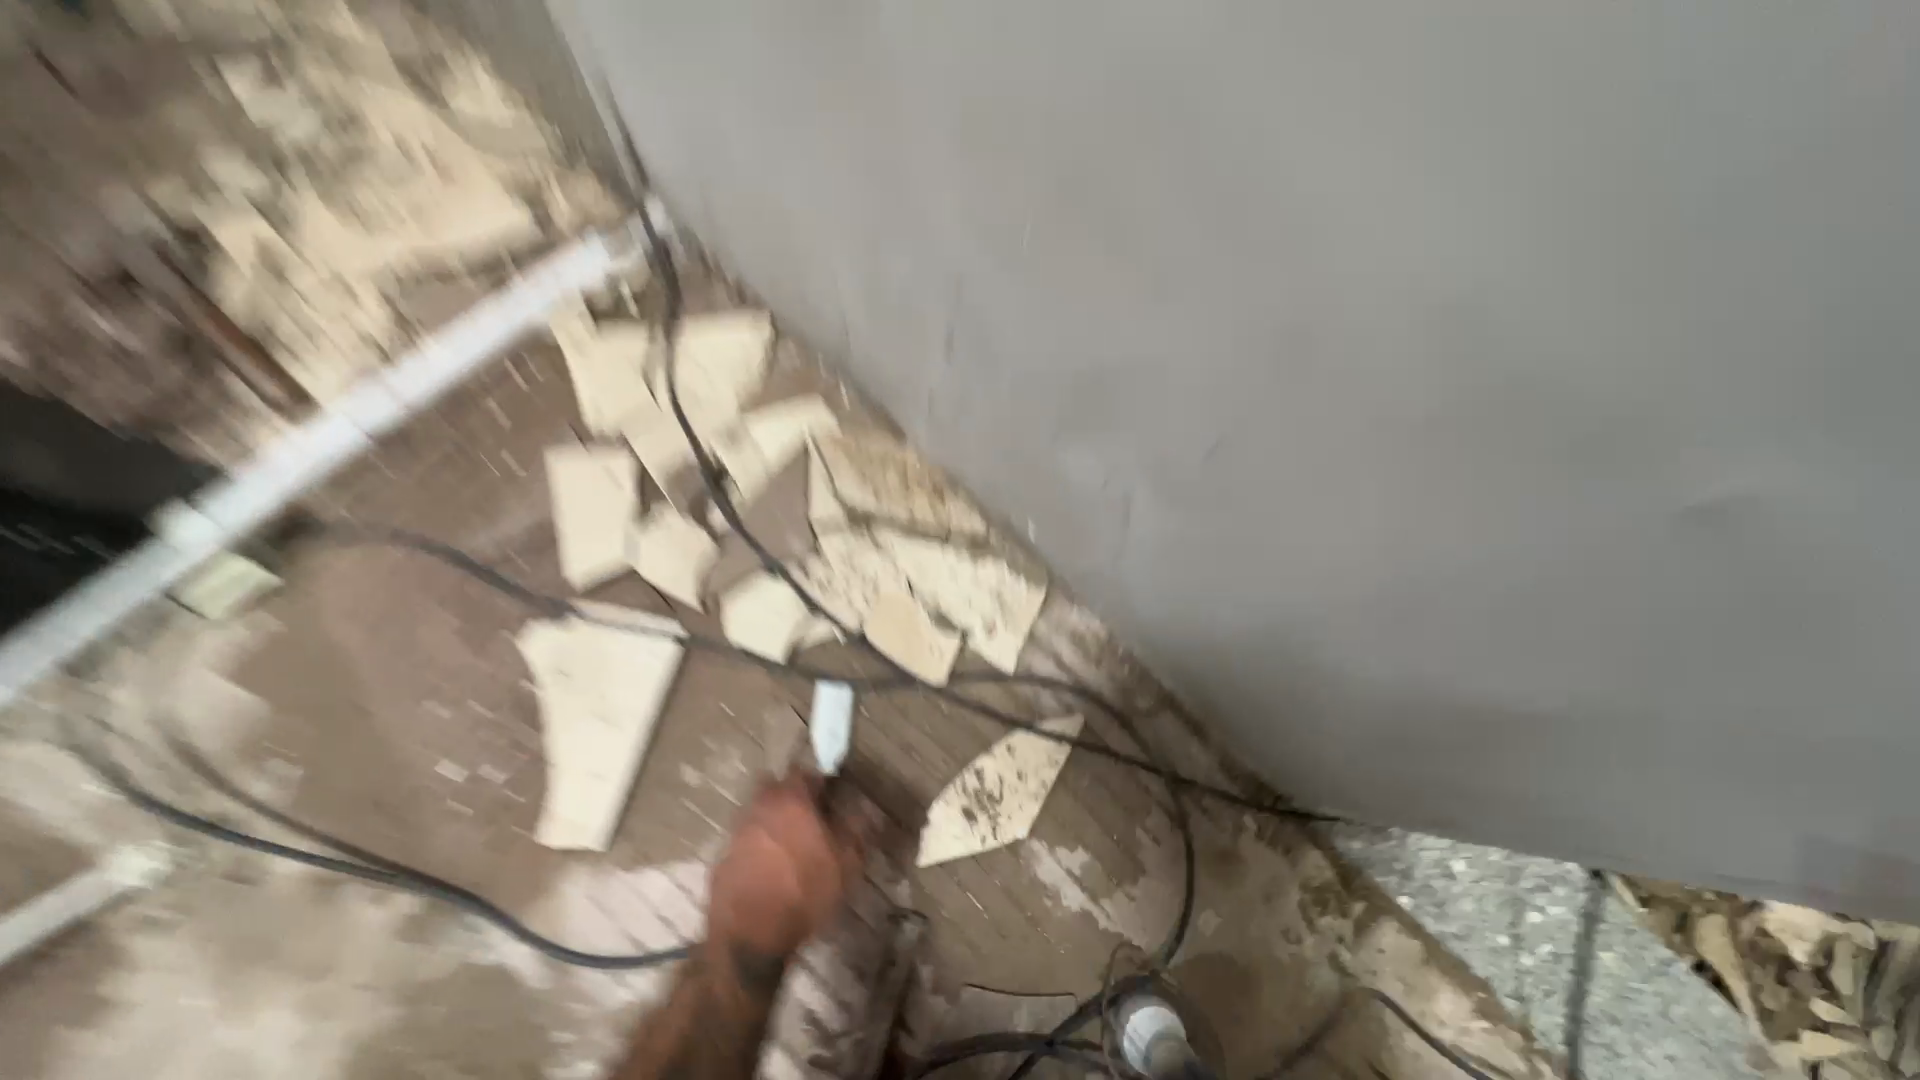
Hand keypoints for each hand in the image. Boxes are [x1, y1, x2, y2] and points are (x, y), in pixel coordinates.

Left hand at [706, 769, 871, 959]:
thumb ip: (858, 830)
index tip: (830, 797)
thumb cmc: (804, 892)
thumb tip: (868, 809)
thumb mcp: (845, 865)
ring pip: (757, 812)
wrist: (750, 935)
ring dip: (772, 821)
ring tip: (790, 847)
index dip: (819, 782)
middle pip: (774, 786)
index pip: (804, 772)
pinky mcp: (723, 857)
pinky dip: (756, 847)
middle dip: (790, 795)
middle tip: (808, 817)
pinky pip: (745, 841)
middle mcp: (760, 807)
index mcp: (792, 801)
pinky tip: (768, 871)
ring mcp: (737, 832)